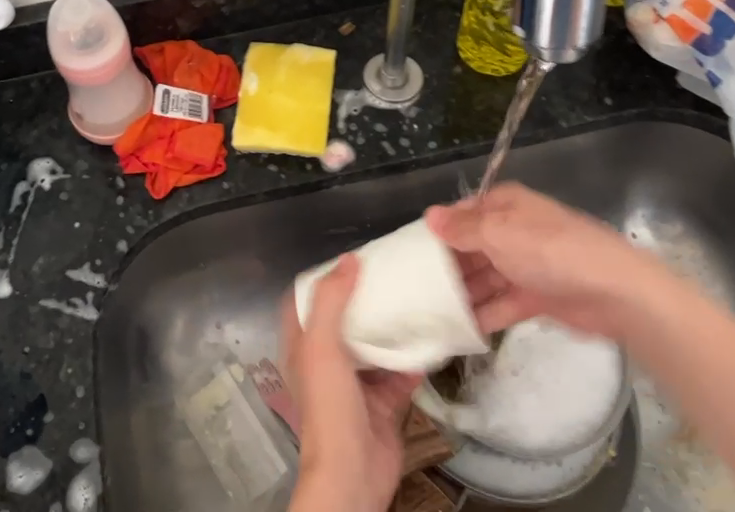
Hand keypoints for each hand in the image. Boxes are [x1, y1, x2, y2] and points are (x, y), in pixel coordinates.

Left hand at [280, 254, 422, 511]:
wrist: (353, 473)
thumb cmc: (329, 406)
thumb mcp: (323, 347)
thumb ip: (332, 302)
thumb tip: (348, 259)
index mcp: (303, 348)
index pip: (304, 304)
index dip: (321, 281)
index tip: (348, 261)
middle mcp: (326, 363)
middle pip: (344, 322)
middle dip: (364, 300)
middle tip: (390, 275)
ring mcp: (355, 384)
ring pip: (375, 347)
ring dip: (392, 328)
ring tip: (414, 299)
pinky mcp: (382, 403)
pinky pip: (399, 375)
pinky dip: (414, 360)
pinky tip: (431, 341)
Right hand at [425, 183, 674, 339]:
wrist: (615, 292)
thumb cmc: (551, 251)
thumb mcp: (499, 233)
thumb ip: (462, 229)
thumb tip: (429, 216)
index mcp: (505, 206)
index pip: (462, 214)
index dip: (437, 232)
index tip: (408, 253)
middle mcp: (513, 231)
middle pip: (471, 248)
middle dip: (446, 267)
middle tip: (413, 290)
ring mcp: (526, 266)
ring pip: (484, 278)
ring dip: (462, 294)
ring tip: (429, 314)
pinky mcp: (537, 297)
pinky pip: (502, 304)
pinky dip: (483, 314)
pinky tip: (458, 330)